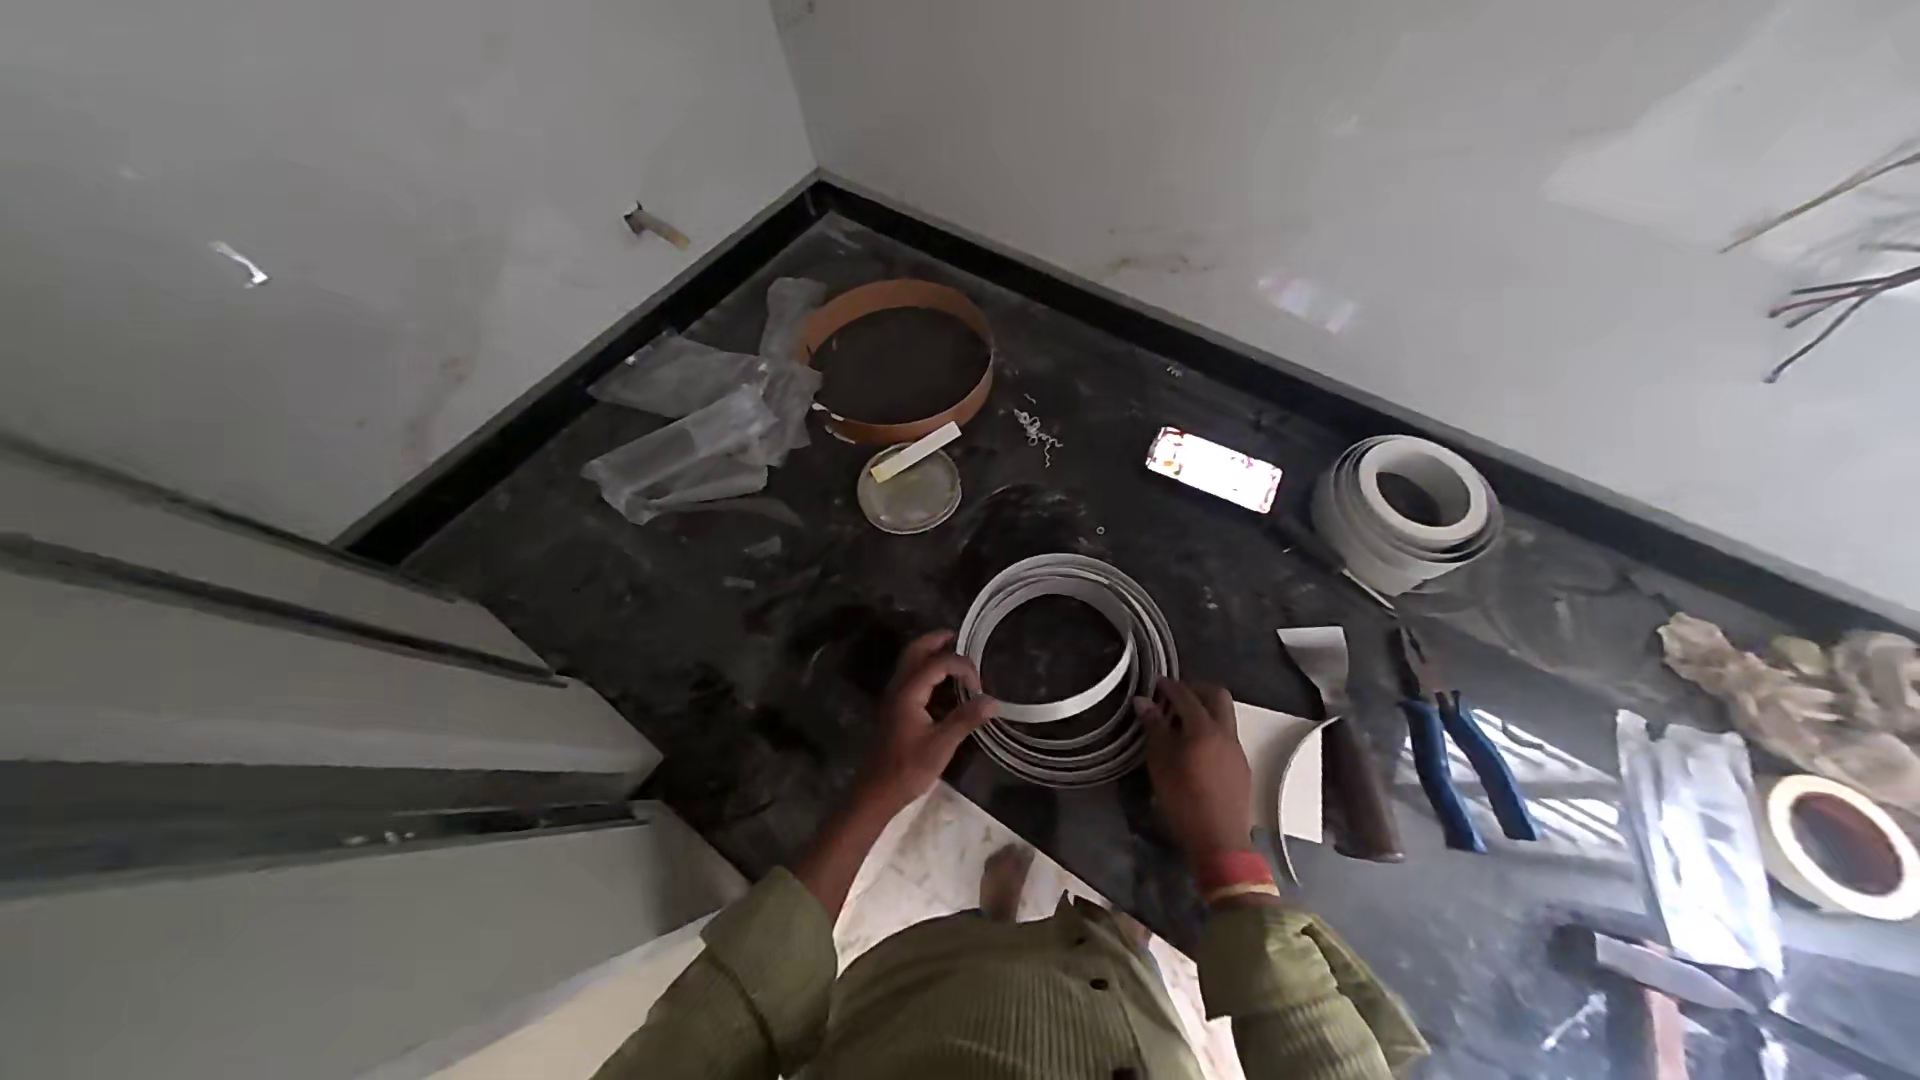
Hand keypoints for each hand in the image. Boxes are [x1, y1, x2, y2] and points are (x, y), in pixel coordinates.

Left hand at [855, 630, 998, 814]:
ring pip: (909, 662)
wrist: (877, 791)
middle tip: (959, 638)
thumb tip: (993, 700)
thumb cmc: (908, 768)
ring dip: (929, 652)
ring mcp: (893, 696)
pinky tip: (942, 682)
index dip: (962, 665)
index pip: (937, 662)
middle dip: (937, 640)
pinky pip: (909, 676)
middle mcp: (898, 687)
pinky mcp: (894, 707)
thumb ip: (966, 719)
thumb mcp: (941, 745)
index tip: (980, 683)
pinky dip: (925, 668)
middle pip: (915, 651)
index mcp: (908, 692)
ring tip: (953, 653)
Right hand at [1135, 678, 1253, 860]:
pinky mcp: (1241, 767)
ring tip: (1180, 723)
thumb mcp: (1160, 761)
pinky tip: (1194, 747)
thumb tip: (1143, 701)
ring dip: (1204, 709)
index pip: (1187, 696)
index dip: (1170, 686)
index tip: (1155, 682)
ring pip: (1225, 715)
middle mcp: (1226, 733)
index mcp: (1204, 729)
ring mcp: (1237, 750)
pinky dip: (1210, 729)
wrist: (1219, 839)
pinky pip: (1226, 735)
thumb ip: (1154, 727)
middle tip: (1173, 697)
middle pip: (1217, 695)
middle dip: (1196, 689)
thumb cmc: (1183, 798)